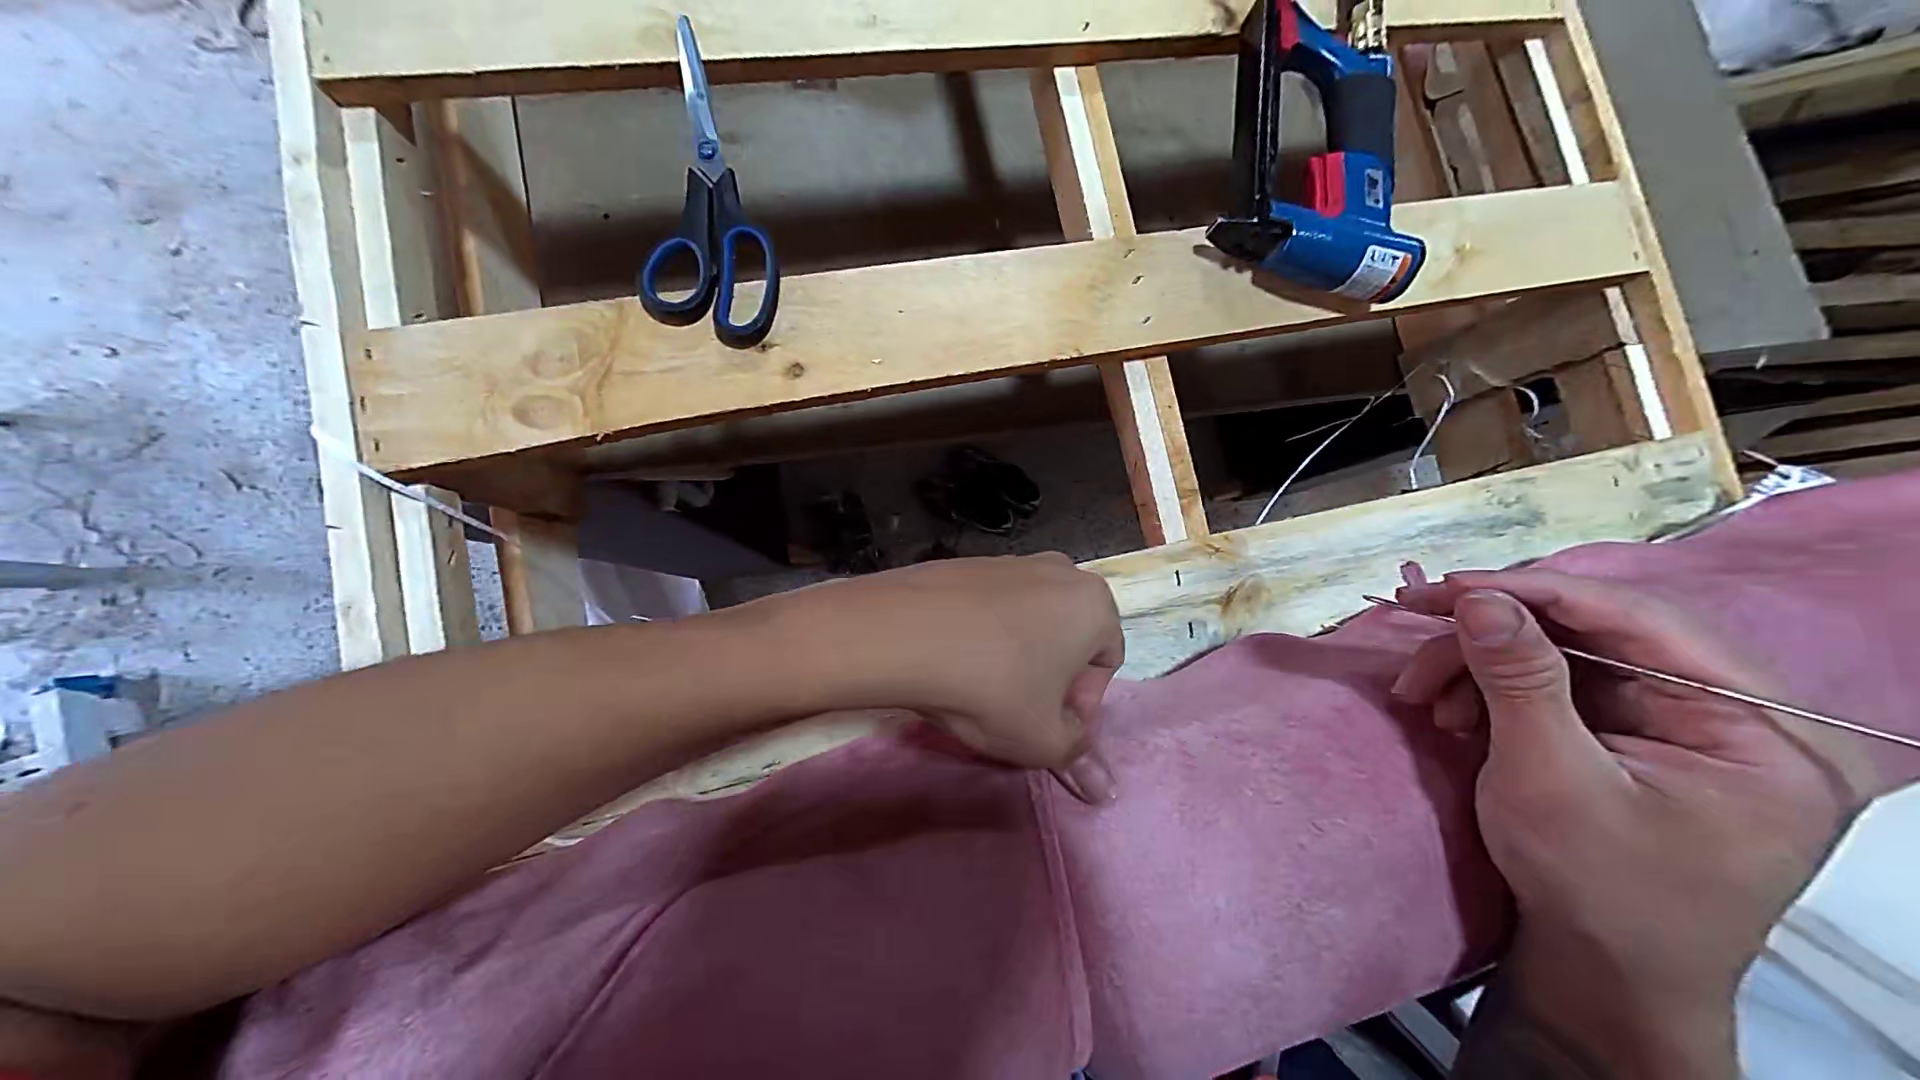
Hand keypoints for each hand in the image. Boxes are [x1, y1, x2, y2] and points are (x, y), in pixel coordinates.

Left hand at [754, 554, 1124, 801]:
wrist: (902, 635)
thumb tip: (1103, 790)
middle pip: (1067, 636)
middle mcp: (1058, 570)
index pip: (1105, 662)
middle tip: (1018, 708)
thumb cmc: (992, 687)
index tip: (1049, 724)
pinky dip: (980, 633)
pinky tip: (952, 659)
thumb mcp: (1041, 739)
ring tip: (979, 685)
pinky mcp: (964, 563)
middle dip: (1050, 675)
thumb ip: (1077, 757)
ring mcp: (1007, 561)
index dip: (1082, 703)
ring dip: (1015, 654)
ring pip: (1026, 620)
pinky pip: (987, 606)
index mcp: (1092, 604)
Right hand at [1389, 570, 1871, 1074]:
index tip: (1446, 587)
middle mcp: (1727, 711)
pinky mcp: (1628, 734)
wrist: (1601, 971)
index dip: (1535, 591)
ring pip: (1560, 654)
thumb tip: (1478, 597)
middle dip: (1492, 635)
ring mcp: (1675, 722)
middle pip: (1593, 632)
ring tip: (1423, 698)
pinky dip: (1489, 690)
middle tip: (1414, 634)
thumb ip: (1520, 681)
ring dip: (1478, 666)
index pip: (1640, 619)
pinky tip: (1452, 713)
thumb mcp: (1549, 780)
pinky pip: (1551, 685)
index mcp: (1760, 727)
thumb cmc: (1594, 888)